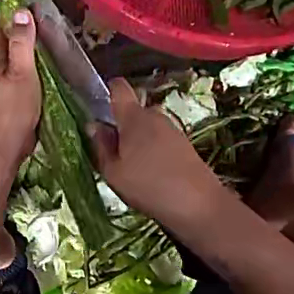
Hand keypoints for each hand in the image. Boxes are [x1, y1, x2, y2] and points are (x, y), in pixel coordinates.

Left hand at [0, 8, 40, 169]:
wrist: (5, 147)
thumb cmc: (13, 109)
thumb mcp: (22, 73)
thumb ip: (21, 44)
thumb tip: (21, 11)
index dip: (10, 9)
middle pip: (5, 38)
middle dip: (20, 24)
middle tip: (44, 15)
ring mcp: (2, 82)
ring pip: (14, 55)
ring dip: (27, 44)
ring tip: (49, 35)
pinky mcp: (12, 95)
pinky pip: (21, 70)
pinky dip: (32, 62)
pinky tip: (46, 64)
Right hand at [88, 78, 231, 229]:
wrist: (199, 204)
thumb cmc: (149, 186)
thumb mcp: (114, 172)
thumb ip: (101, 146)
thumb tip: (94, 125)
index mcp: (134, 117)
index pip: (119, 88)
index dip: (106, 92)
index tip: (97, 109)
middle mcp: (155, 116)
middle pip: (133, 112)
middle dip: (121, 127)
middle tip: (113, 155)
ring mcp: (172, 129)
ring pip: (147, 128)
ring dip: (138, 142)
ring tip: (133, 170)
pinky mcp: (184, 144)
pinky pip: (160, 140)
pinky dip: (153, 152)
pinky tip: (152, 176)